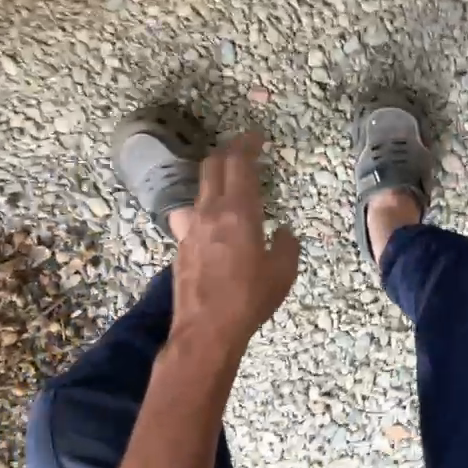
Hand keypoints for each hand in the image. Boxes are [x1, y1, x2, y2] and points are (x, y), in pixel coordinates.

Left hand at [168, 133, 299, 357]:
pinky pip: (194, 215)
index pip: (239, 163)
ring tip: (230, 184)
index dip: (247, 143)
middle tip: (245, 150)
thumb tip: (283, 232)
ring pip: (201, 189)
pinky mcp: (181, 247)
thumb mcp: (283, 271)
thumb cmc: (249, 298)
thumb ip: (286, 245)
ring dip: (216, 178)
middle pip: (213, 166)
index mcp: (238, 211)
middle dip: (228, 152)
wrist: (205, 331)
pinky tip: (216, 223)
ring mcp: (191, 229)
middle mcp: (210, 212)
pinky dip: (208, 207)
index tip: (257, 136)